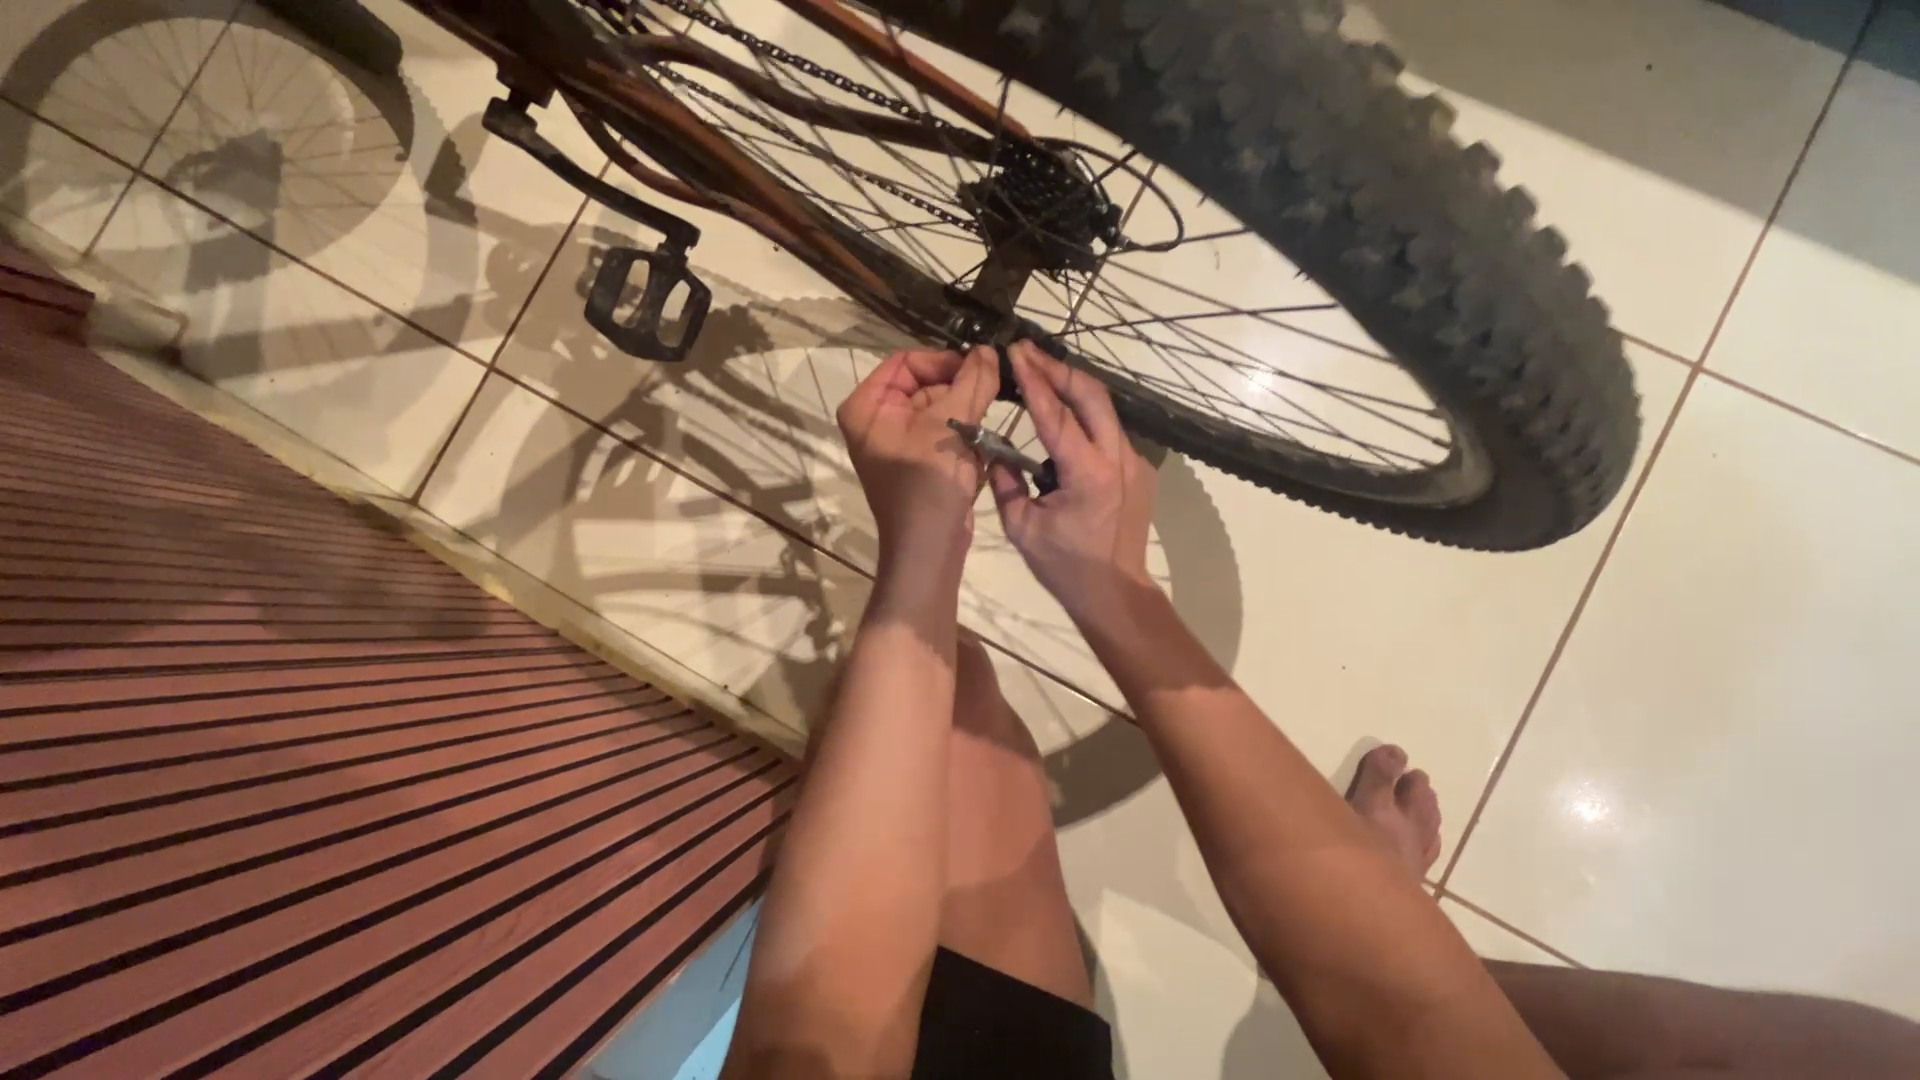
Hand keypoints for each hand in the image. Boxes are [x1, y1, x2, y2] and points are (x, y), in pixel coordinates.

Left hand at [837, 346, 999, 565]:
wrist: (929, 547)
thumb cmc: (929, 482)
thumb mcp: (952, 425)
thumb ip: (973, 382)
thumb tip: (990, 350)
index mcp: (866, 406)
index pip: (906, 361)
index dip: (943, 361)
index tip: (979, 368)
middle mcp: (876, 421)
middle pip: (925, 384)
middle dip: (959, 390)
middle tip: (992, 395)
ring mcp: (898, 444)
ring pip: (940, 409)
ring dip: (967, 414)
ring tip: (986, 426)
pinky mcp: (919, 462)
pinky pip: (944, 433)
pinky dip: (965, 435)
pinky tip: (981, 447)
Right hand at [989, 341, 1157, 620]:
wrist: (1115, 592)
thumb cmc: (1064, 566)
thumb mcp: (1021, 527)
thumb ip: (1006, 482)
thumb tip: (994, 450)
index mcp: (1086, 473)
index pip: (1055, 413)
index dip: (1033, 379)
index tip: (1015, 352)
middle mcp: (1117, 458)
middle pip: (1091, 394)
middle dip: (1057, 368)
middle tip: (1027, 353)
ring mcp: (1133, 462)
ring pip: (1105, 409)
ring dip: (1072, 387)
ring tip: (1041, 374)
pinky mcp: (1138, 469)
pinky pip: (1110, 431)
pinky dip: (1085, 415)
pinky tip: (1064, 417)